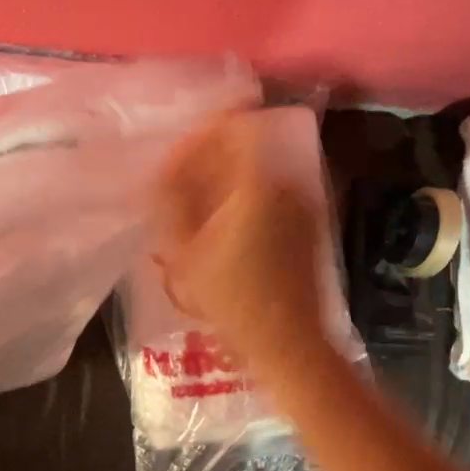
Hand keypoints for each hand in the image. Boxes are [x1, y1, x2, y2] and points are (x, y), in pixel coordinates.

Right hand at [155, 113, 328, 373]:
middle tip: (177, 190)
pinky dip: (244, 204)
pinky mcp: (309, 227)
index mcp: (258, 180)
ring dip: (224, 186)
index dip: (196, 139)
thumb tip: (160, 174)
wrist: (288, 343)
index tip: (171, 163)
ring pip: (257, 175)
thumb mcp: (185, 255)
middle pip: (244, 150)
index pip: (230, 127)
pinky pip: (270, 198)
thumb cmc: (232, 301)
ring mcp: (304, 204)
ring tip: (194, 216)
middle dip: (207, 164)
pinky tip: (221, 236)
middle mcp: (288, 181)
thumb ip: (169, 205)